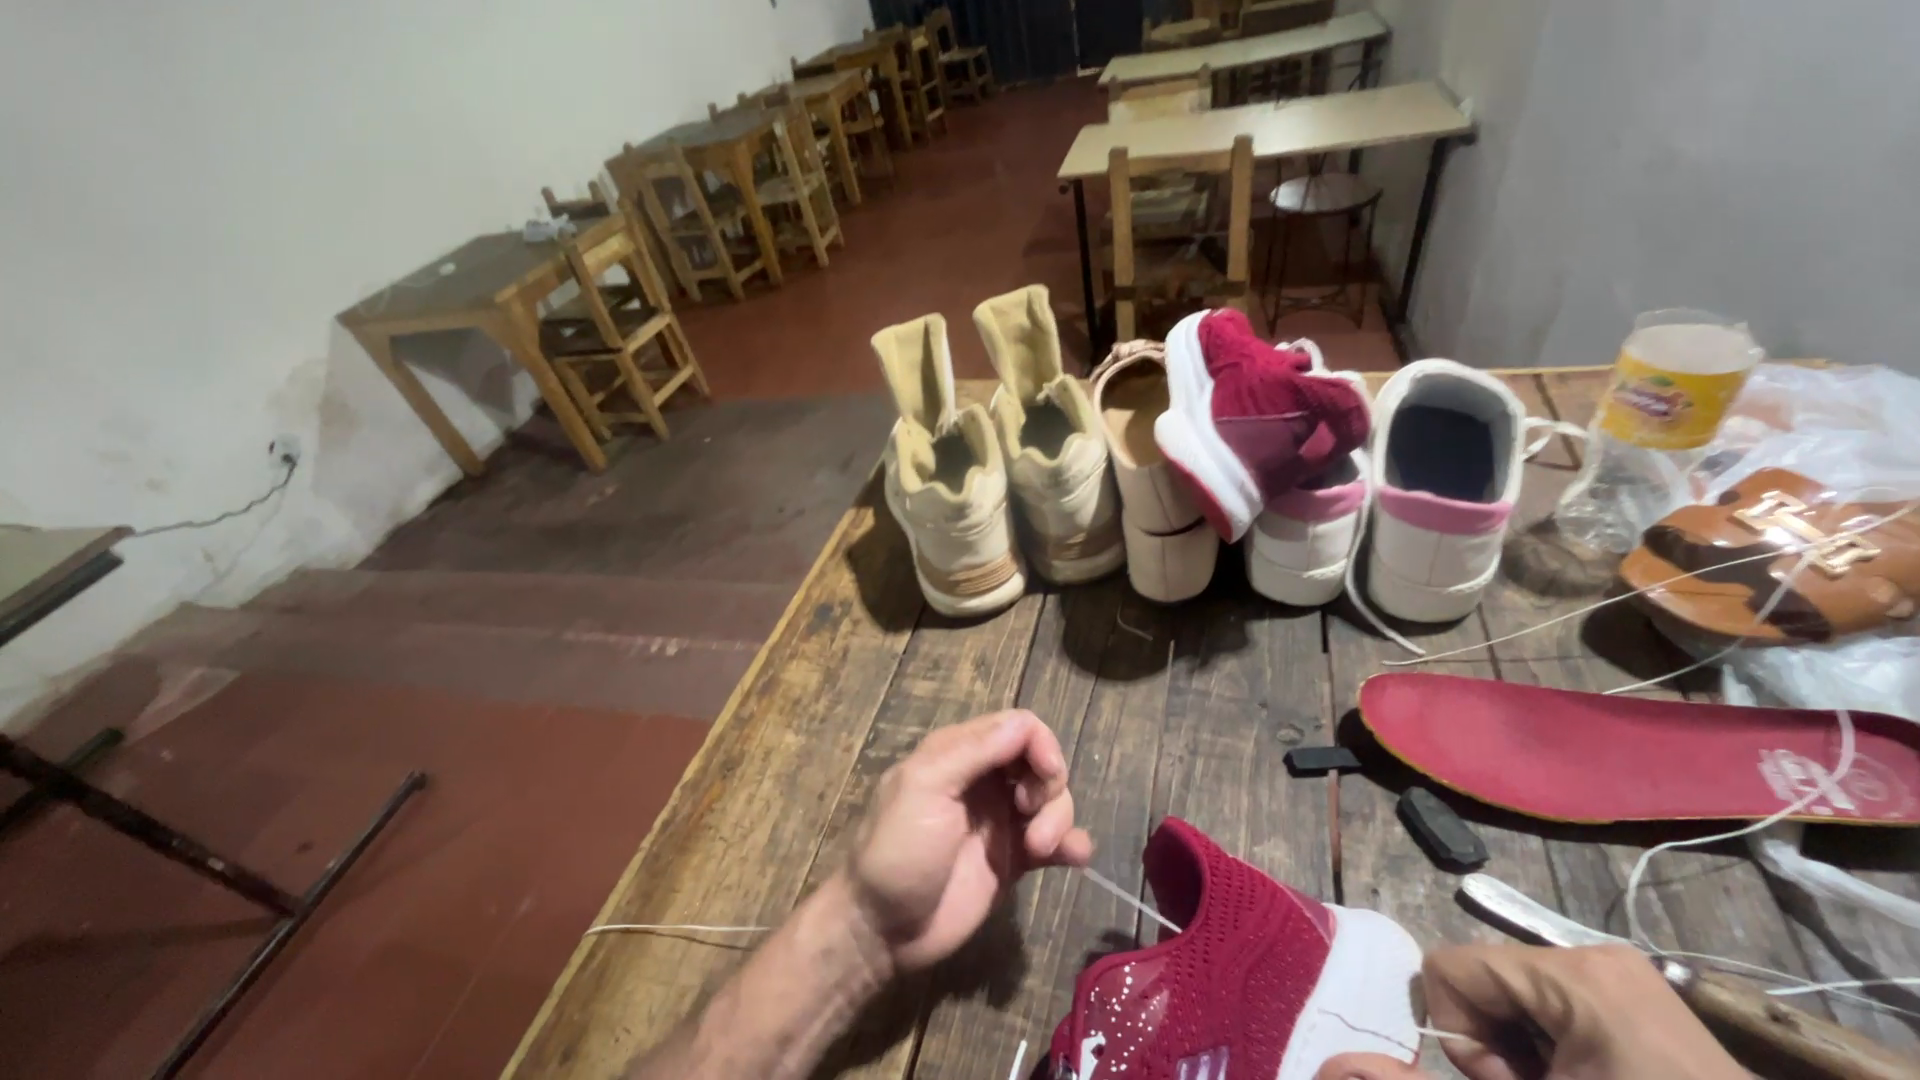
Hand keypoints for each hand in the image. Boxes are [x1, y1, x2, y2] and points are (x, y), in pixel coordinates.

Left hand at [842, 709, 1092, 972]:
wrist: (882, 930)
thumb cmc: (897, 851)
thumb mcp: (924, 788)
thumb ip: (972, 752)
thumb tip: (1025, 724)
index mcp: (957, 754)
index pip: (1016, 727)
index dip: (1040, 743)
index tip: (1048, 772)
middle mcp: (983, 781)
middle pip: (1040, 761)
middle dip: (1050, 784)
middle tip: (1030, 814)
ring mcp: (1000, 821)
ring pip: (1052, 800)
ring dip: (1058, 818)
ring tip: (1039, 849)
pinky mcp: (1012, 860)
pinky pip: (1056, 842)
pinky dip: (1072, 844)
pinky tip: (1076, 857)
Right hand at [1316, 944, 1744, 1079]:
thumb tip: (1332, 1069)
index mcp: (1572, 974)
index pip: (1449, 969)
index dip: (1460, 1035)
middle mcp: (1592, 954)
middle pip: (1480, 978)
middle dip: (1492, 1044)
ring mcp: (1618, 970)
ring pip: (1511, 992)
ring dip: (1518, 1047)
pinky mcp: (1634, 992)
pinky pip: (1549, 1000)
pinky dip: (1547, 1043)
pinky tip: (1583, 1079)